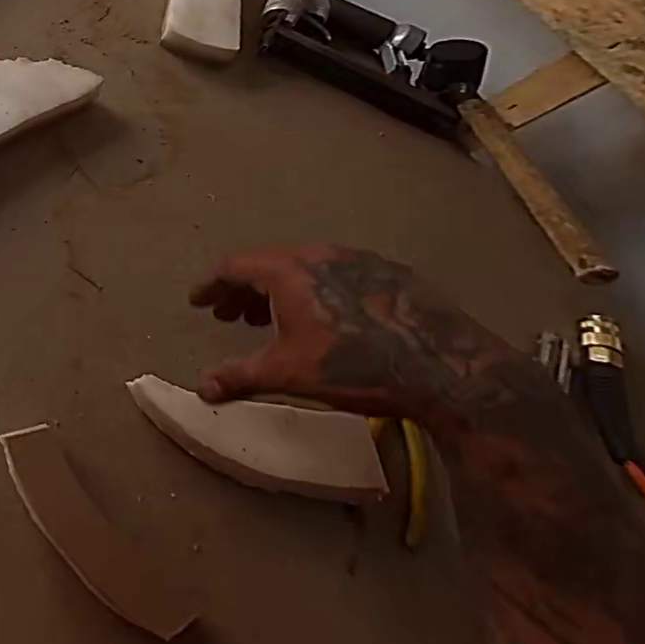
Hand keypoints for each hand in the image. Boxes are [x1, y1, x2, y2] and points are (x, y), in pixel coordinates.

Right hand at [188, 245, 529, 431]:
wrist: (446, 369)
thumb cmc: (353, 366)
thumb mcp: (287, 373)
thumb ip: (239, 375)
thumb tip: (200, 388)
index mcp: (288, 271)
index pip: (234, 266)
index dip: (210, 284)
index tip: (198, 301)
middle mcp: (320, 255)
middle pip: (267, 264)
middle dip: (242, 290)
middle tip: (229, 315)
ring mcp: (359, 260)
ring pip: (303, 268)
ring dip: (277, 290)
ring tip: (270, 319)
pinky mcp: (390, 274)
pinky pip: (335, 274)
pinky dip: (314, 290)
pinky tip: (323, 318)